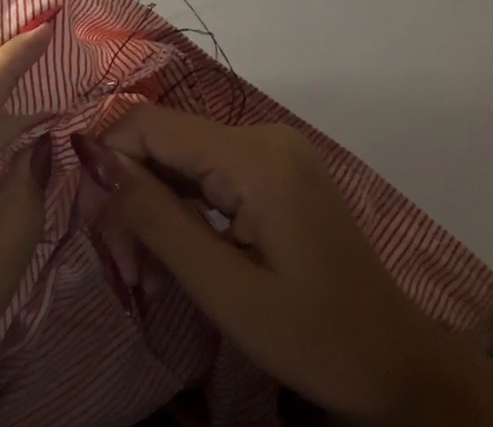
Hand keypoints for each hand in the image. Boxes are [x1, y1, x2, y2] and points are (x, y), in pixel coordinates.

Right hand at [86, 105, 492, 425]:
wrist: (402, 369)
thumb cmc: (316, 339)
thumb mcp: (224, 289)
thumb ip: (155, 216)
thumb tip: (91, 156)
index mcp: (256, 159)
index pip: (145, 124)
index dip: (106, 165)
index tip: (100, 231)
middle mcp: (262, 136)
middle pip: (158, 140)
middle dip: (126, 195)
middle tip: (124, 265)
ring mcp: (271, 149)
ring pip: (174, 155)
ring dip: (148, 204)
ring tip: (145, 268)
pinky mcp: (273, 168)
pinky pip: (201, 168)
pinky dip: (176, 205)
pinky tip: (174, 248)